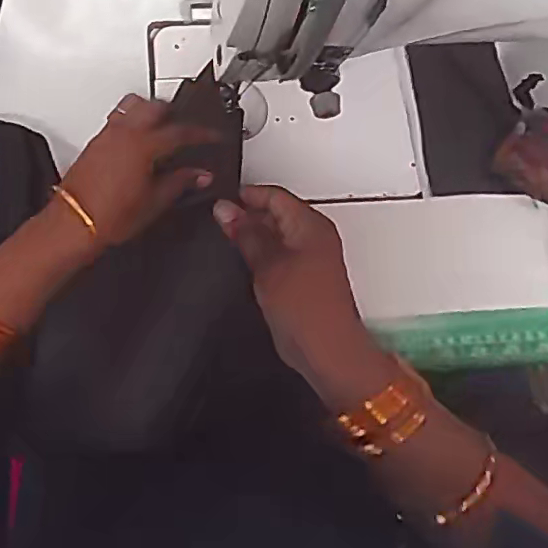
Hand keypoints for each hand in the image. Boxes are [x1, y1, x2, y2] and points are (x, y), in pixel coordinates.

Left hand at [57, 94, 216, 249]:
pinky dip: (131, 119)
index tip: (212, 136)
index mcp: (144, 145)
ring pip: (133, 105)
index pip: (181, 131)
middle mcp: (125, 134)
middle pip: (156, 106)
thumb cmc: (108, 216)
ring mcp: (107, 134)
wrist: (74, 223)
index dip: (202, 133)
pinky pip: (117, 118)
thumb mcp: (155, 201)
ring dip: (150, 109)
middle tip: (187, 128)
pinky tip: (136, 137)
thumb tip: (198, 175)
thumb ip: (180, 182)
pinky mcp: (95, 141)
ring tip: (161, 125)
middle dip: (175, 113)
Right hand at [211, 186, 366, 355]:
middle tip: (220, 222)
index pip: (275, 196)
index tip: (221, 202)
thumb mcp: (266, 264)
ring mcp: (311, 256)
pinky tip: (245, 262)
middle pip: (277, 212)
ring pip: (278, 232)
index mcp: (310, 224)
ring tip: (229, 240)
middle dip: (249, 215)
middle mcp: (314, 236)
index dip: (247, 196)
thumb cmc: (305, 309)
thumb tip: (225, 209)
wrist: (327, 351)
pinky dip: (262, 253)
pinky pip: (281, 252)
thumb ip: (244, 233)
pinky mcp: (305, 276)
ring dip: (254, 235)